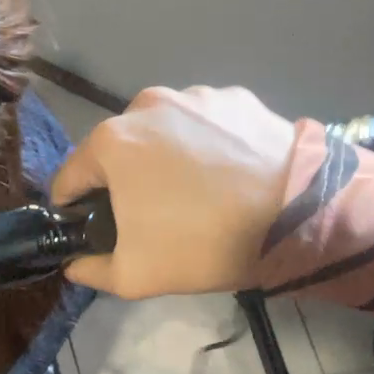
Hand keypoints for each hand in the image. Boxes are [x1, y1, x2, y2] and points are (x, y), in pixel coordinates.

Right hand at [51, 86, 296, 300]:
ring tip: (195, 192)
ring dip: (164, 158)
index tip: (93, 230)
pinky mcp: (237, 98)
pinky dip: (206, 145)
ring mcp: (194, 97)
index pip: (69, 178)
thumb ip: (91, 270)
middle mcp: (144, 107)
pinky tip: (228, 174)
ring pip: (160, 134)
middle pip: (115, 151)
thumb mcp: (135, 275)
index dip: (74, 209)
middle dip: (122, 180)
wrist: (303, 217)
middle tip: (150, 215)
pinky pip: (204, 125)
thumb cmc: (203, 242)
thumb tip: (76, 265)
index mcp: (109, 143)